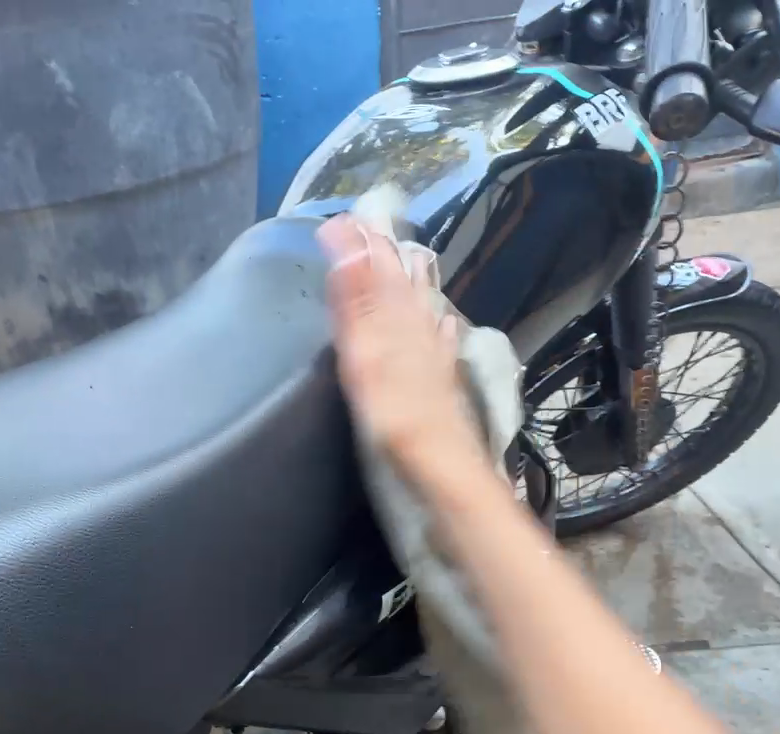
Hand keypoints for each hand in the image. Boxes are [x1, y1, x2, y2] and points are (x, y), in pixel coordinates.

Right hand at [316, 216, 487, 484]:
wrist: (442, 468)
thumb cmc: (397, 418)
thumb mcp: (367, 356)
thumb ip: (359, 301)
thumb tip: (352, 241)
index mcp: (396, 318)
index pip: (376, 266)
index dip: (357, 241)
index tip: (337, 220)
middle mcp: (418, 327)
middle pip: (401, 279)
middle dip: (383, 250)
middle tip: (368, 225)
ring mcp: (432, 353)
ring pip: (421, 303)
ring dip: (409, 277)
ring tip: (405, 254)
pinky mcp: (440, 379)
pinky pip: (438, 337)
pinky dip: (434, 320)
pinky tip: (442, 320)